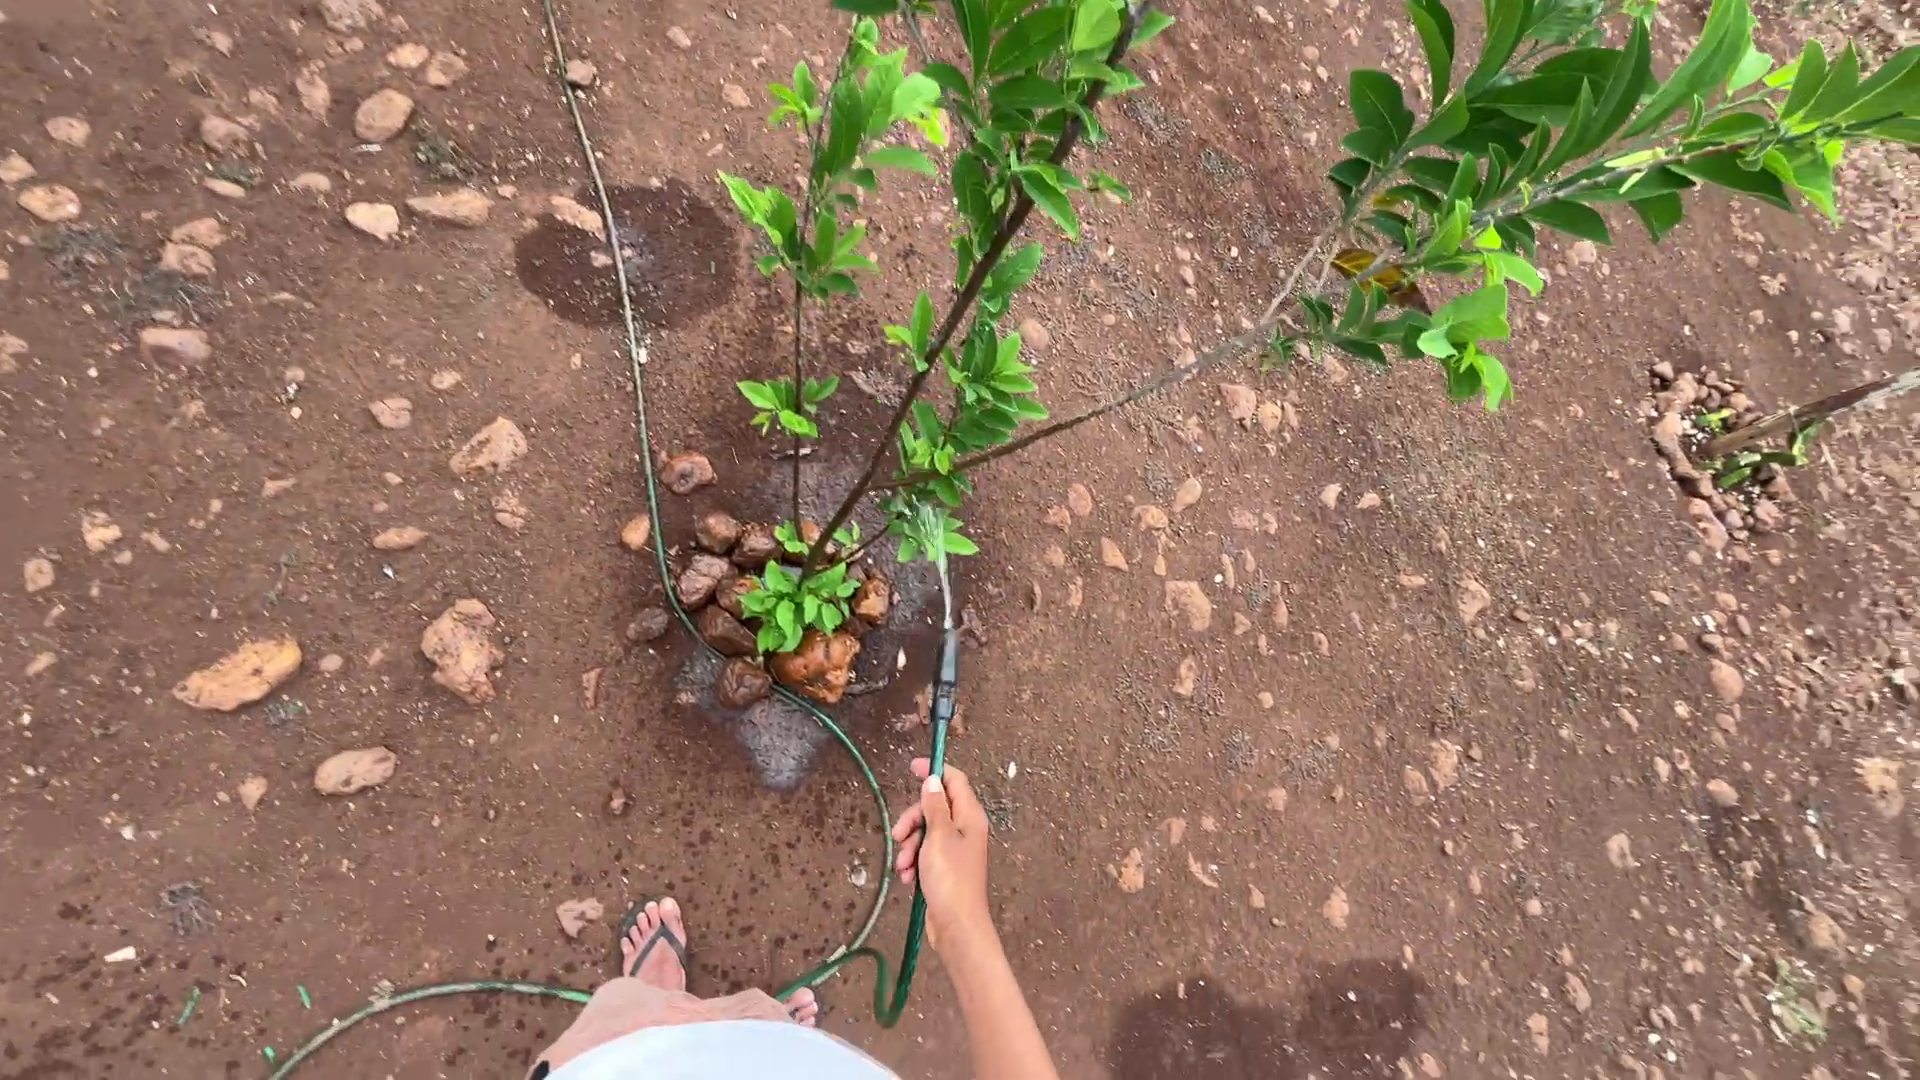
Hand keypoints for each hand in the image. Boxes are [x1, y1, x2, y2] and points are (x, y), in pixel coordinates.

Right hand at [890, 758, 993, 953]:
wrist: (957, 926)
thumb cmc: (950, 878)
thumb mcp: (938, 836)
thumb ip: (935, 806)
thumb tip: (933, 780)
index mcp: (969, 815)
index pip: (954, 780)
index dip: (934, 770)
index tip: (912, 767)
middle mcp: (965, 827)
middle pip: (934, 806)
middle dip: (913, 819)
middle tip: (899, 834)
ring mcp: (955, 848)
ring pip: (926, 831)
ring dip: (910, 844)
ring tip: (903, 865)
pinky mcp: (945, 867)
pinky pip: (925, 852)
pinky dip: (914, 861)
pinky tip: (907, 877)